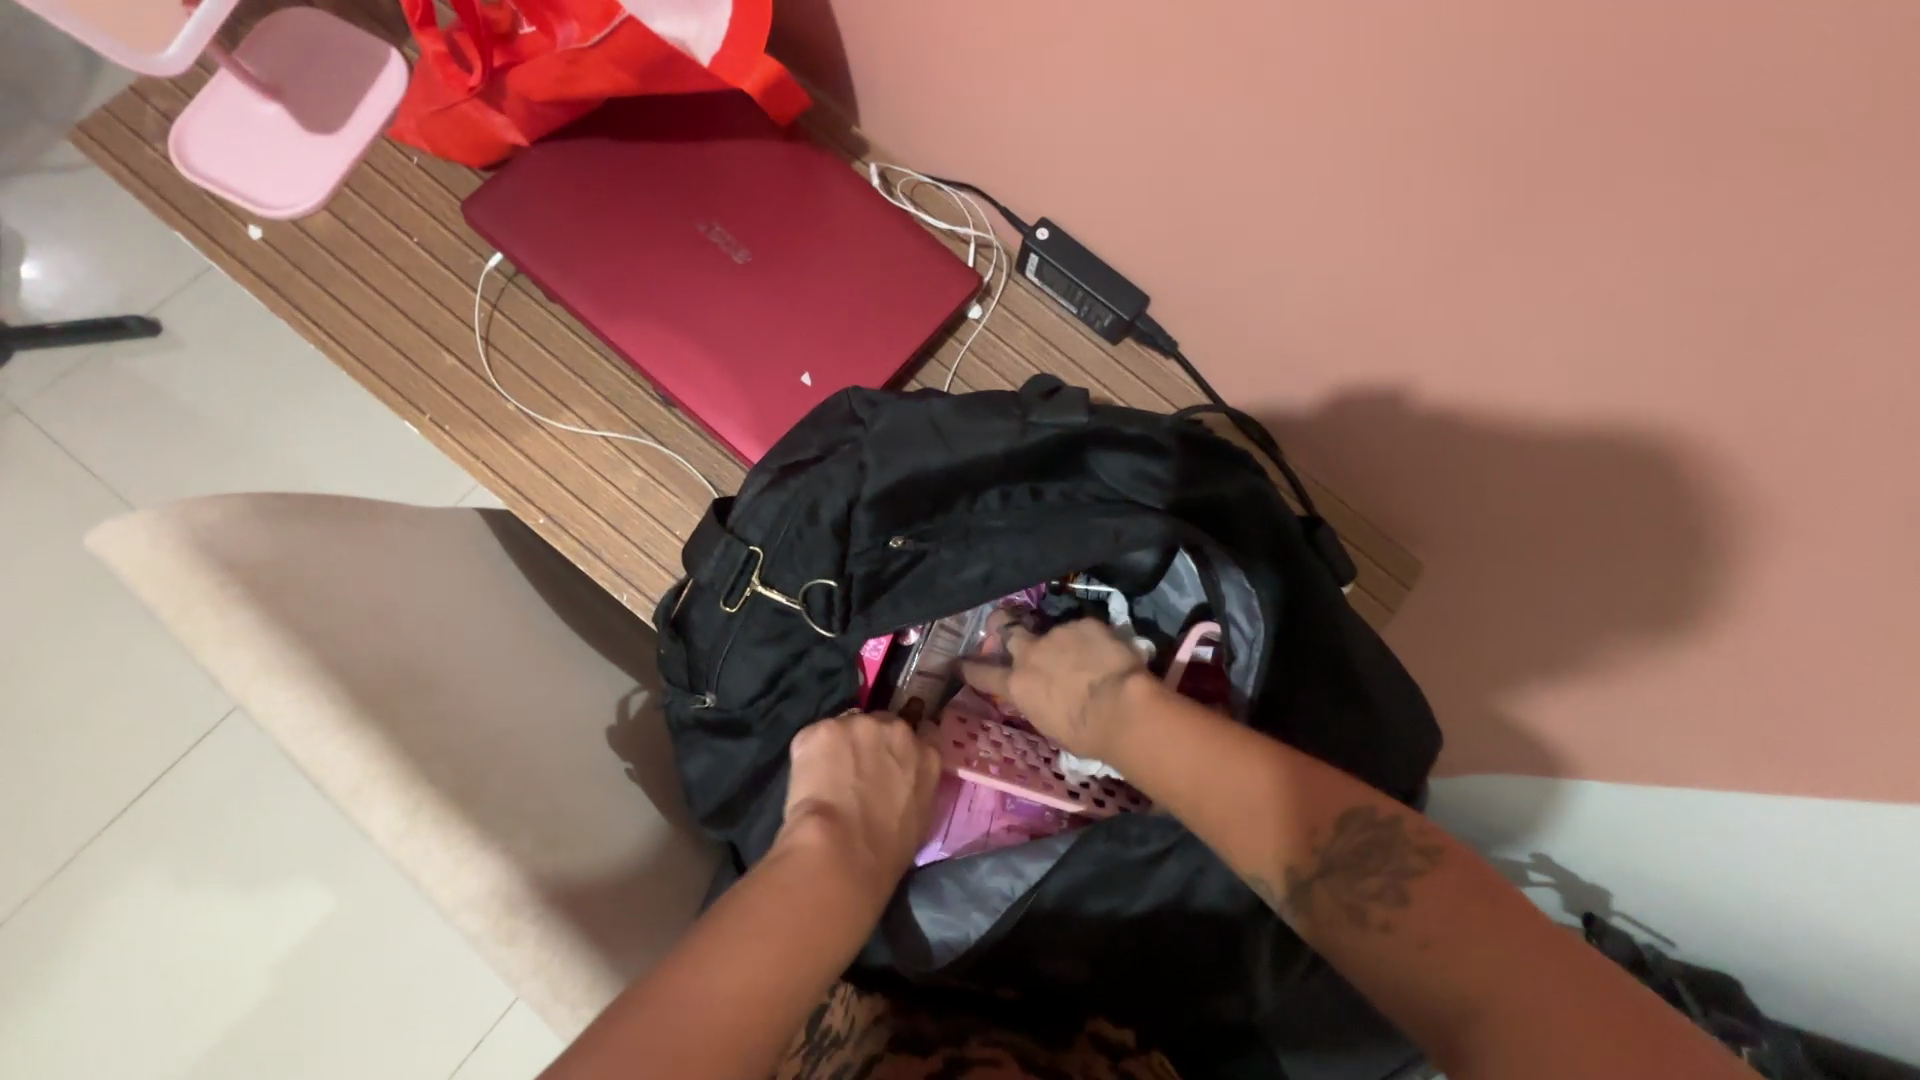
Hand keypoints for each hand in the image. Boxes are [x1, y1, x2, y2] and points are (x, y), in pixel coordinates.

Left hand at [775, 711, 942, 905]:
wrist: (840, 848)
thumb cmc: (886, 850)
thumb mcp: (920, 818)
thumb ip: (915, 787)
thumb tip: (900, 783)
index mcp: (926, 755)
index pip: (923, 733)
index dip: (902, 745)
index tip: (890, 758)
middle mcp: (897, 730)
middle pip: (881, 725)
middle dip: (869, 742)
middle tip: (854, 772)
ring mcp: (858, 724)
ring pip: (845, 729)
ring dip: (838, 748)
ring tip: (825, 780)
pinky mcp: (822, 729)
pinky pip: (814, 739)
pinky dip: (808, 757)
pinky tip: (806, 784)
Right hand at [962, 612, 1150, 760]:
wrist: (1121, 708)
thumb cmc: (1086, 734)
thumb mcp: (1050, 726)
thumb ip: (1040, 704)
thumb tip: (1045, 699)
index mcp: (1017, 686)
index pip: (983, 674)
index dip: (970, 668)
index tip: (961, 663)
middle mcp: (1030, 654)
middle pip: (1007, 628)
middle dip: (1002, 624)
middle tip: (1002, 622)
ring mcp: (1057, 634)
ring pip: (1052, 632)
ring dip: (1061, 642)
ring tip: (1083, 655)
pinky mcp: (1085, 623)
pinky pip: (1083, 629)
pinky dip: (1091, 640)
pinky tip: (1105, 652)